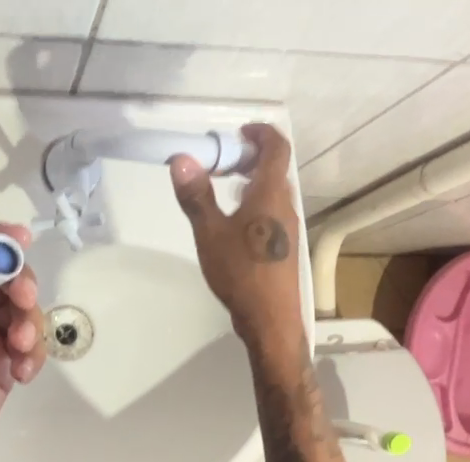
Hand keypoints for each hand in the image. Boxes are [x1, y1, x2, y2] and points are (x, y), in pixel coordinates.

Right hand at [168, 124, 302, 342]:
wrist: (270, 320)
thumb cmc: (241, 273)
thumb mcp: (210, 234)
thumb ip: (196, 196)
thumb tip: (181, 159)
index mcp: (271, 194)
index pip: (276, 147)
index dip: (260, 133)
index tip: (238, 133)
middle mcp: (285, 207)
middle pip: (275, 170)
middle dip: (250, 159)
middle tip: (223, 164)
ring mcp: (287, 230)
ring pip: (273, 194)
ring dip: (252, 185)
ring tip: (225, 193)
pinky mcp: (283, 250)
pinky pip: (271, 216)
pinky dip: (255, 207)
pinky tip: (235, 228)